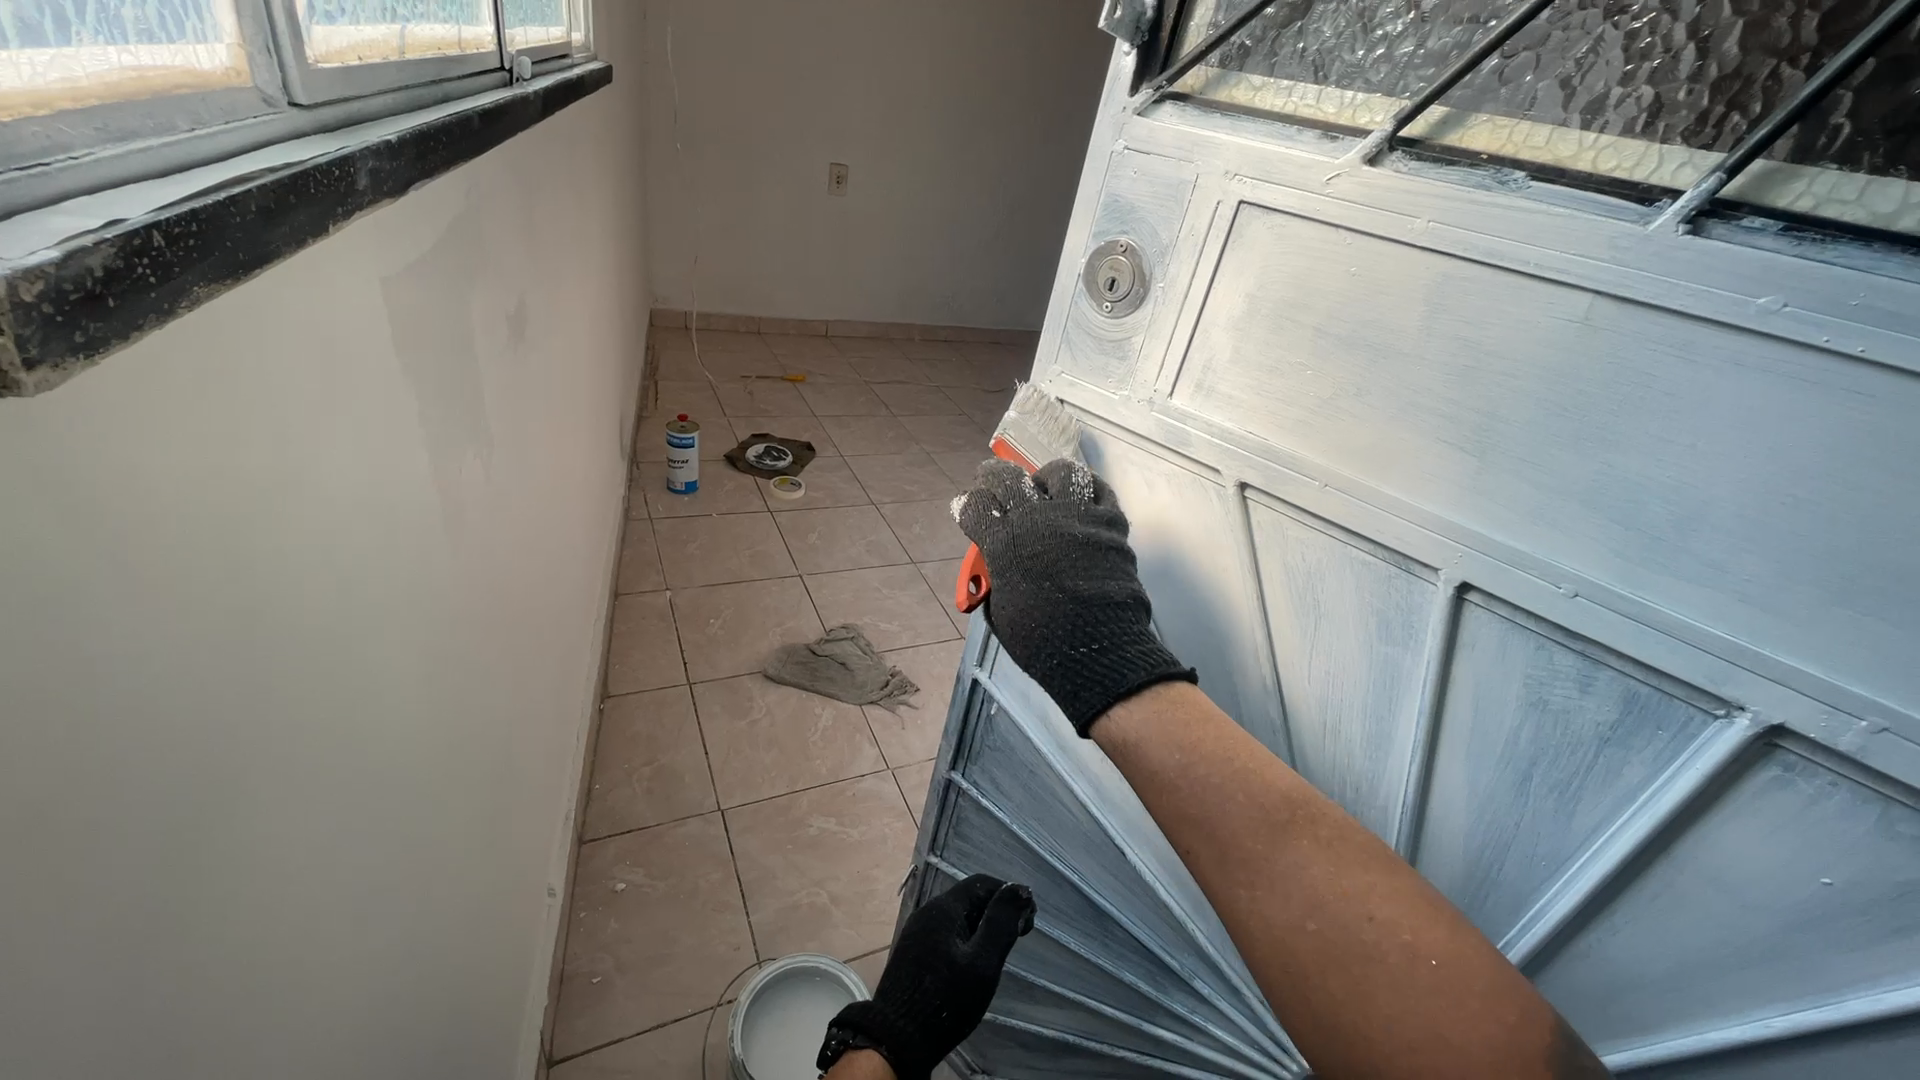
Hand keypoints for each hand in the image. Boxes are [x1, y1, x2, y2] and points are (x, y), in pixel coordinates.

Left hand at [818, 874, 1036, 1079]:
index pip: (982, 883)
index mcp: (943, 909)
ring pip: (959, 918)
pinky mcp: (914, 953)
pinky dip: (968, 939)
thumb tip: (1019, 889)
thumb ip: (1000, 923)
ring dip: (984, 926)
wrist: (896, 1040)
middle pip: (970, 898)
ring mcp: (918, 933)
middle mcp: (928, 913)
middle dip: (998, 910)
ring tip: (1002, 950)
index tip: (1028, 918)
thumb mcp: (982, 963)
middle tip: (1020, 935)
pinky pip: (948, 934)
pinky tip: (975, 962)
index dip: (1009, 894)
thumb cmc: (945, 1000)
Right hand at [951, 458, 1194, 735]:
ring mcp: (1077, 517)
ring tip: (1043, 485)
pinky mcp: (1110, 522)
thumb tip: (1000, 562)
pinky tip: (1079, 496)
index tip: (968, 508)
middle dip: (992, 475)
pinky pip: (1100, 490)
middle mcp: (1037, 521)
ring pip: (1060, 473)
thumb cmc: (1041, 640)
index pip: (974, 507)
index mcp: (1004, 544)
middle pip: (1007, 479)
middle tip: (989, 477)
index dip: (967, 506)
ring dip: (1045, 476)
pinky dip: (1087, 490)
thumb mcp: (1001, 608)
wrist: (1098, 650)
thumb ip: (998, 575)